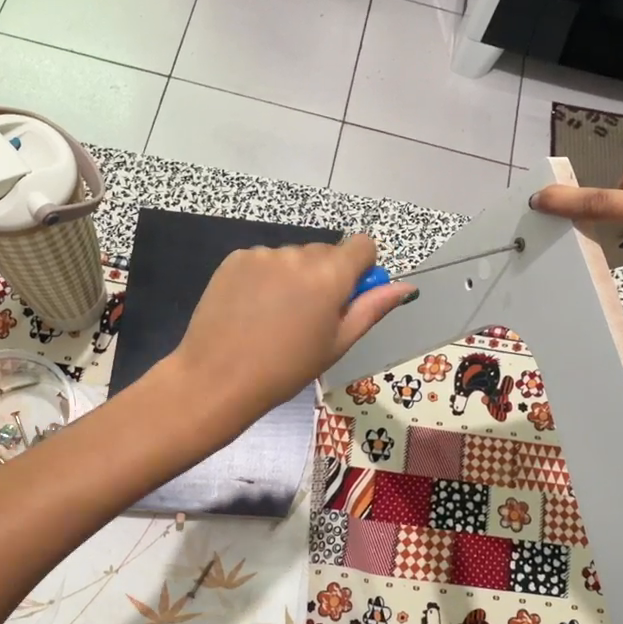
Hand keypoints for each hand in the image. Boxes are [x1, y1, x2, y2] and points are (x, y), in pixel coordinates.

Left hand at [168, 236, 414, 415]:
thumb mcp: (337, 344)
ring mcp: (263, 254)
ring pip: (293, 258)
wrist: (217, 378)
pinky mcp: (235, 259)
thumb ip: (372, 309)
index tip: (348, 296)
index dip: (361, 268)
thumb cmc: (286, 369)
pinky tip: (252, 310)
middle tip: (308, 318)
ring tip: (275, 318)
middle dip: (325, 276)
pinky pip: (263, 261)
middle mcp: (298, 255)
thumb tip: (405, 286)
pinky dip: (265, 279)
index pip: (363, 245)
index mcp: (330, 275)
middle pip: (326, 252)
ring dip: (293, 278)